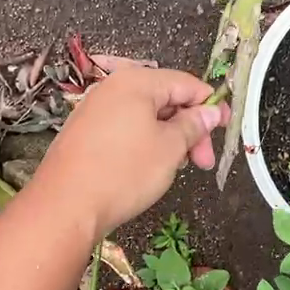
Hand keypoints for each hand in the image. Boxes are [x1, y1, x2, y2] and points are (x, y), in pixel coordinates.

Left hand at [28, 68, 228, 240]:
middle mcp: (113, 88)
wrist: (65, 207)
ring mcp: (95, 109)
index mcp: (136, 82)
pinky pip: (126, 128)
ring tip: (176, 168)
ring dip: (169, 138)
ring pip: (146, 116)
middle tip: (203, 161)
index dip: (210, 106)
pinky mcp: (85, 132)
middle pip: (165, 98)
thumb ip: (193, 125)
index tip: (224, 129)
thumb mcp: (170, 148)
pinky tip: (150, 168)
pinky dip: (145, 143)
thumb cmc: (123, 173)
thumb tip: (209, 112)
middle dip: (190, 127)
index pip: (186, 83)